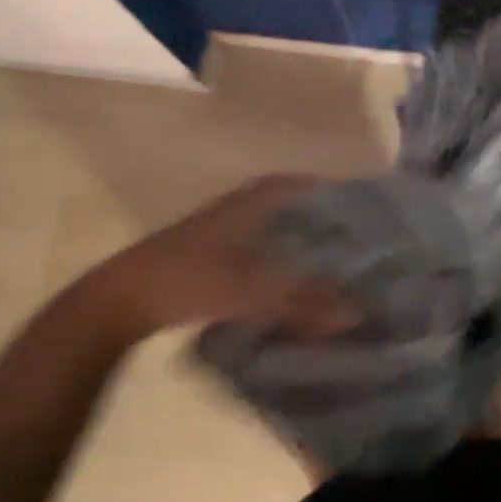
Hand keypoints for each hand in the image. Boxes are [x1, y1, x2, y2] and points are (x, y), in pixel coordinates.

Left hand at [75, 175, 358, 345]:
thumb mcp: (252, 291)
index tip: (379, 219)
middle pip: (303, 210)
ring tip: (346, 273)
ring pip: (285, 232)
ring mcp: (231, 227)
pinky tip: (304, 289)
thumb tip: (359, 314)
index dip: (347, 200)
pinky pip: (268, 252)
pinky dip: (289, 265)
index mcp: (259, 197)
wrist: (121, 299)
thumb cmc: (190, 278)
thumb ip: (306, 301)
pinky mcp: (219, 253)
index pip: (316, 187)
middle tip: (371, 252)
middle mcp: (249, 203)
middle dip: (334, 229)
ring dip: (311, 249)